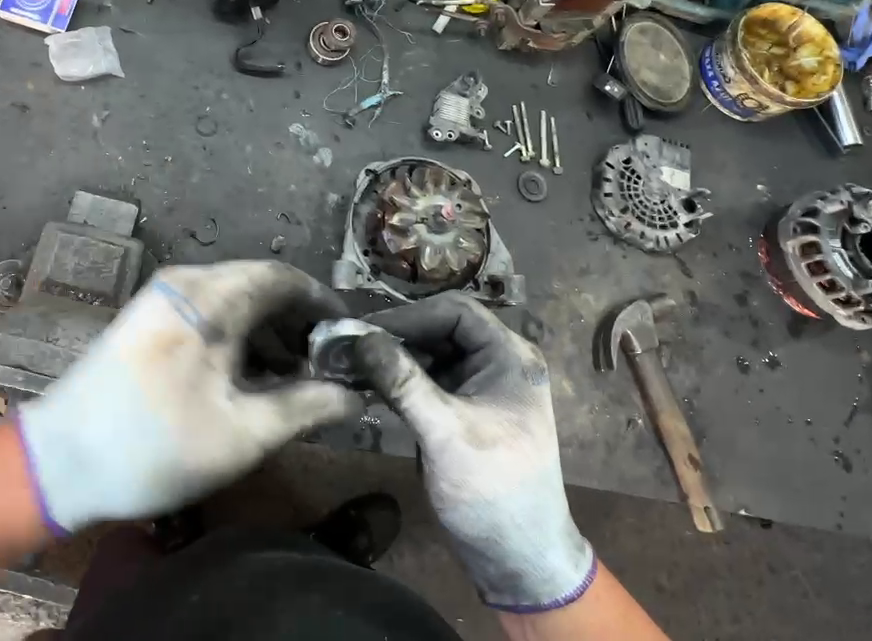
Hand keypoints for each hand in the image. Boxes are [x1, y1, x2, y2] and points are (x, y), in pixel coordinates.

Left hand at [16, 261, 361, 532]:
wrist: (59, 460)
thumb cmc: (156, 445)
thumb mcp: (242, 434)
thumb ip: (305, 407)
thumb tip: (354, 397)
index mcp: (210, 297)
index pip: (283, 278)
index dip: (322, 305)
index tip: (348, 340)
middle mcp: (185, 282)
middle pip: (258, 284)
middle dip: (296, 322)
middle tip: (324, 365)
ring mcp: (160, 297)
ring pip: (232, 298)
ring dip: (266, 330)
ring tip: (291, 376)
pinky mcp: (146, 317)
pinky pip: (206, 311)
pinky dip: (236, 335)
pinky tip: (246, 374)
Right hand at [352, 293, 595, 612]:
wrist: (519, 559)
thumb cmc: (492, 491)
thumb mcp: (445, 433)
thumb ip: (404, 382)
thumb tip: (360, 338)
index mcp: (510, 357)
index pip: (456, 312)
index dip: (410, 316)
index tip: (365, 331)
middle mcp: (499, 363)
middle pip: (443, 329)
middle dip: (399, 335)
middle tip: (353, 347)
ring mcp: (483, 387)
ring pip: (433, 353)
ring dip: (396, 357)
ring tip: (354, 364)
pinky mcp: (466, 410)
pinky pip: (431, 380)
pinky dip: (402, 380)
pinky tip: (371, 387)